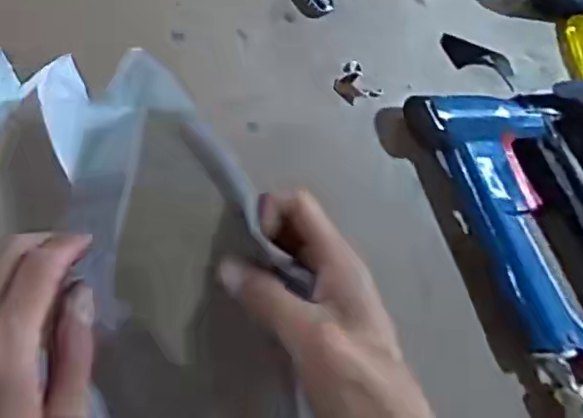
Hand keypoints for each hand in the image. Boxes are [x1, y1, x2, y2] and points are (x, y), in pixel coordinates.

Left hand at [0, 233, 95, 417]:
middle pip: (8, 251)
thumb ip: (75, 350)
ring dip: (19, 252)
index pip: (38, 265)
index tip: (89, 243)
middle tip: (73, 252)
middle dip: (44, 241)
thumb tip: (81, 289)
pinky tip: (16, 287)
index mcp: (4, 346)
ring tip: (49, 267)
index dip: (66, 244)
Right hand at [219, 191, 434, 417]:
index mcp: (339, 258)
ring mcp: (336, 295)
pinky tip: (260, 312)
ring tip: (241, 288)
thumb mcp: (308, 336)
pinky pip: (296, 286)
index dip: (269, 211)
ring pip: (293, 258)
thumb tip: (226, 265)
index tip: (247, 244)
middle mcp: (338, 267)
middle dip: (263, 237)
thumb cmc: (357, 379)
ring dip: (265, 264)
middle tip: (236, 266)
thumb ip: (267, 298)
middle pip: (295, 227)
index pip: (300, 204)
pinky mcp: (329, 322)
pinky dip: (273, 287)